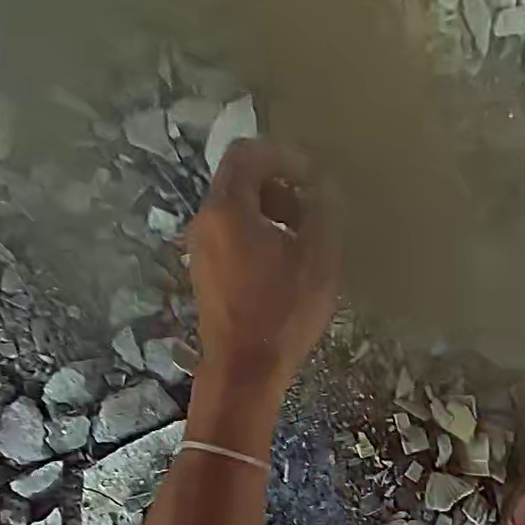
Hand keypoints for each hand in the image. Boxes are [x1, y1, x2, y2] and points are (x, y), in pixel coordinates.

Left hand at [185, 139, 341, 403]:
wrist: (244, 371)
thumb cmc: (283, 313)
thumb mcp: (318, 260)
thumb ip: (324, 212)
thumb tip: (323, 187)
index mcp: (227, 209)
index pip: (248, 153)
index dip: (285, 156)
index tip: (315, 178)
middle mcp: (205, 222)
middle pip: (241, 181)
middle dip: (282, 187)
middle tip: (314, 213)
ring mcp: (200, 250)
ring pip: (236, 211)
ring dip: (272, 215)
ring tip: (305, 243)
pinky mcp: (205, 275)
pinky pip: (232, 238)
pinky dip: (259, 237)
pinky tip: (285, 268)